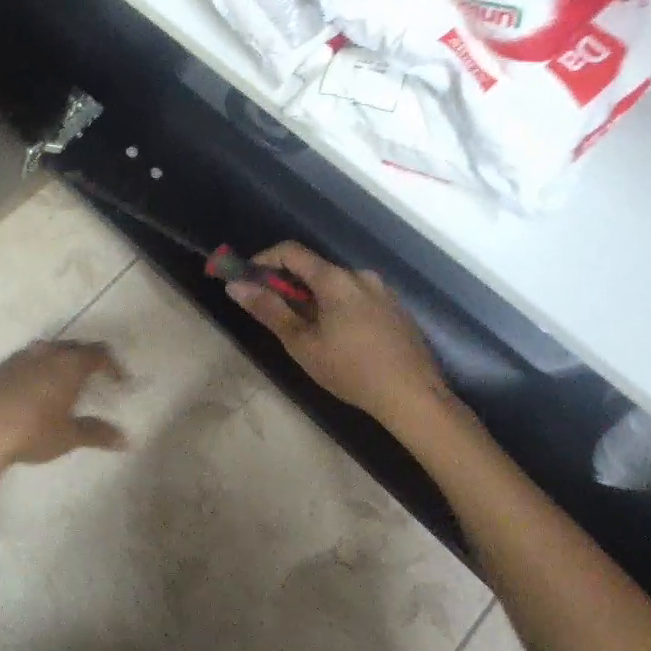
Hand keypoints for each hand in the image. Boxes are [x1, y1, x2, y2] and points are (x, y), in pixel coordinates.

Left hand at [0, 339, 127, 483]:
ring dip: (61, 361)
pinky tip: (36, 389)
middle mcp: (44, 353)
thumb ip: (96, 433)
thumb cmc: (32, 431)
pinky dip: (40, 368)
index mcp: (67, 365)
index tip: (120, 382)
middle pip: (73, 347)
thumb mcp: (68, 436)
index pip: (97, 353)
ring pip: (48, 350)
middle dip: (87, 359)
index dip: (113, 365)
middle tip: (96, 379)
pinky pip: (28, 359)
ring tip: (67, 383)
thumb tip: (123, 438)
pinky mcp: (0, 367)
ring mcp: (19, 357)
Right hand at [226, 241, 447, 427]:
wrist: (416, 400)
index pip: (290, 251)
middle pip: (313, 268)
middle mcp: (361, 277)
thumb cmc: (352, 370)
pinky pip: (356, 297)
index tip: (248, 281)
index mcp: (336, 280)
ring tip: (304, 329)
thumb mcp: (301, 343)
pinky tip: (337, 337)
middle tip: (273, 310)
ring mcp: (383, 293)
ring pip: (335, 284)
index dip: (263, 261)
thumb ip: (268, 309)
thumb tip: (234, 285)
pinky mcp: (396, 310)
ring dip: (313, 297)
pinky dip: (336, 306)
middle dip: (287, 283)